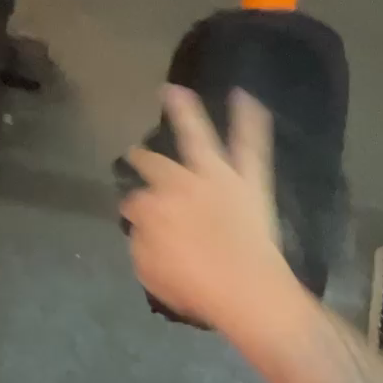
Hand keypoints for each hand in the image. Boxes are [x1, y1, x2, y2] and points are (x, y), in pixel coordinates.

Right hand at [120, 86, 296, 330]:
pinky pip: (250, 144)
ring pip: (197, 136)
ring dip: (184, 112)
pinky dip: (248, 119)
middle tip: (135, 156)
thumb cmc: (196, 290)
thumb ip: (141, 245)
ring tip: (174, 91)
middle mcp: (179, 184)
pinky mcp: (249, 179)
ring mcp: (216, 176)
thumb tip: (140, 229)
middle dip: (142, 160)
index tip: (133, 214)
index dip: (133, 208)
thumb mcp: (151, 274)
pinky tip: (245, 95)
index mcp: (152, 209)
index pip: (134, 202)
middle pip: (155, 166)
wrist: (247, 290)